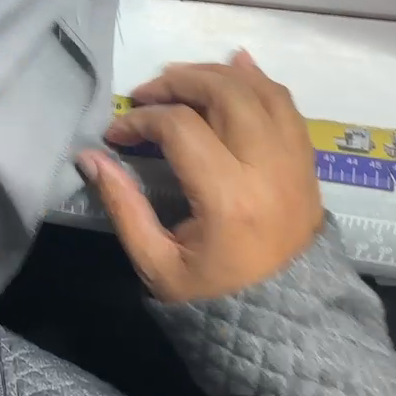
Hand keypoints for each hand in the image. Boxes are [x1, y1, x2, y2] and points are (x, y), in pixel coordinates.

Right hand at [77, 51, 323, 301]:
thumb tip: (89, 156)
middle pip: (226, 93)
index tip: (116, 135)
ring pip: (262, 91)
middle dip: (178, 81)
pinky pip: (289, 107)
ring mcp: (295, 166)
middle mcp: (269, 171)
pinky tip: (235, 65)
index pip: (180, 127)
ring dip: (217, 74)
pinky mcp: (306, 166)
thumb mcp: (155, 262)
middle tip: (146, 94)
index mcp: (229, 199)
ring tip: (180, 79)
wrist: (289, 329)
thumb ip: (122, 204)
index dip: (141, 120)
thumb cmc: (213, 297)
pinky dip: (260, 81)